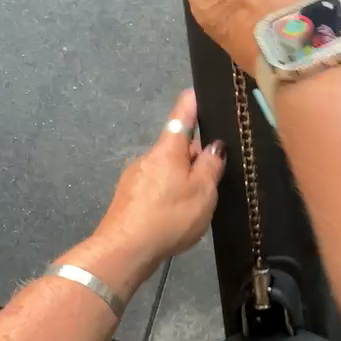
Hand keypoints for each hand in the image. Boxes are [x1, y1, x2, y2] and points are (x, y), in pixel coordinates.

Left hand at [56, 90, 224, 299]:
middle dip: (194, 153)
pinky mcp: (128, 197)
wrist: (124, 250)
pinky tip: (176, 214)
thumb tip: (214, 145)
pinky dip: (169, 192)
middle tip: (215, 171)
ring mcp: (135, 177)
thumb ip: (211, 165)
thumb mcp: (202, 192)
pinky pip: (156, 186)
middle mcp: (149, 157)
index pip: (182, 115)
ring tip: (198, 200)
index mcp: (168, 149)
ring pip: (166, 168)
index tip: (198, 90)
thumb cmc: (169, 216)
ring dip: (182, 176)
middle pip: (176, 146)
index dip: (192, 102)